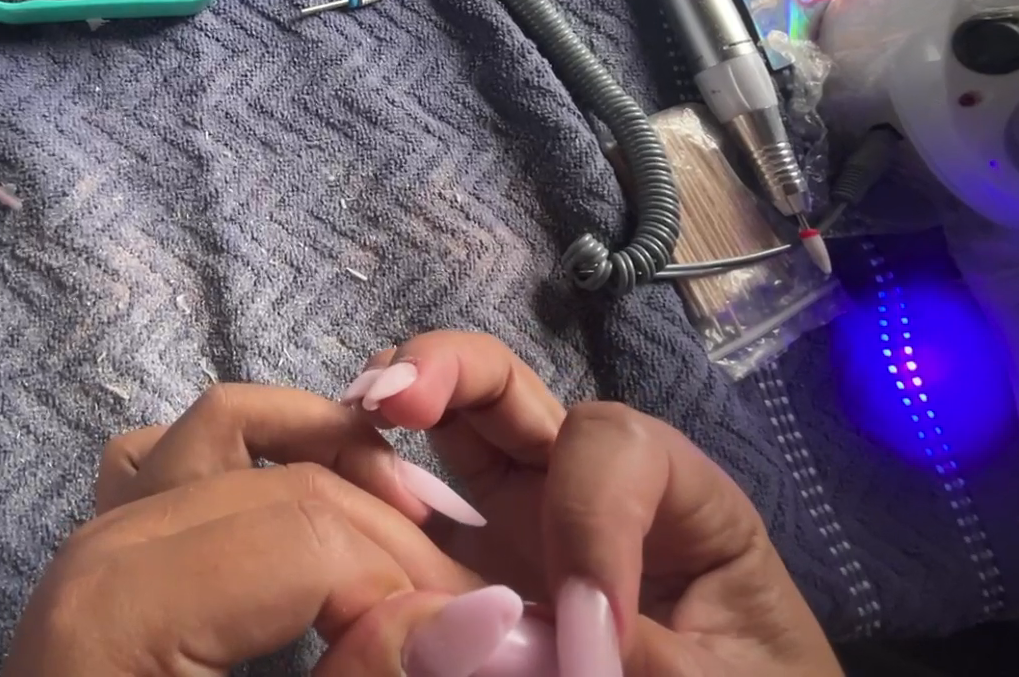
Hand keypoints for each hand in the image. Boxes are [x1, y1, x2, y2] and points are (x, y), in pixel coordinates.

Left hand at [4, 384, 556, 675]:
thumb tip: (482, 620)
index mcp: (124, 603)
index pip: (304, 536)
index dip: (404, 581)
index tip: (476, 636)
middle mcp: (105, 539)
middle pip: (284, 482)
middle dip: (389, 532)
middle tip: (463, 598)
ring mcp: (99, 524)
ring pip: (232, 426)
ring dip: (324, 453)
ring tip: (398, 513)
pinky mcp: (106, 533)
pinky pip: (181, 449)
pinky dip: (250, 446)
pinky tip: (293, 489)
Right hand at [346, 333, 841, 676]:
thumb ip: (646, 666)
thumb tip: (526, 635)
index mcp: (673, 494)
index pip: (615, 444)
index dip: (590, 511)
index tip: (587, 621)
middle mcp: (585, 477)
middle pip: (514, 383)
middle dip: (449, 370)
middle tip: (395, 398)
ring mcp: (520, 501)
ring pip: (455, 411)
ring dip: (401, 391)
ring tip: (359, 407)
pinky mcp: (471, 540)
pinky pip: (419, 477)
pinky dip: (377, 452)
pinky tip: (345, 453)